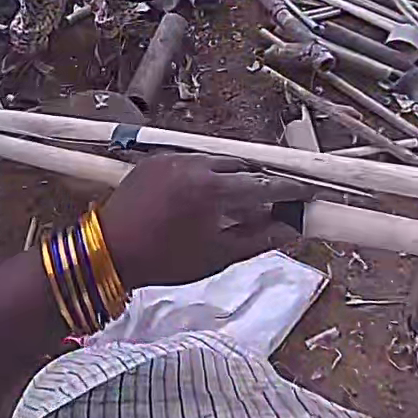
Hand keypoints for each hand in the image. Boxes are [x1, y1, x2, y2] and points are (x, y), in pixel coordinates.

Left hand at [97, 153, 309, 288]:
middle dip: (259, 180)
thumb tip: (291, 228)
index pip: (263, 184)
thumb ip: (259, 238)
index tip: (307, 192)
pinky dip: (204, 172)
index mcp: (212, 188)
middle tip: (274, 197)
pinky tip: (205, 192)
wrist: (111, 250)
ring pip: (214, 160)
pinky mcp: (154, 159)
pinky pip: (189, 160)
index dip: (289, 189)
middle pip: (240, 166)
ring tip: (238, 197)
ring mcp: (171, 158)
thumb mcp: (218, 255)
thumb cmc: (164, 259)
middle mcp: (193, 164)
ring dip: (231, 174)